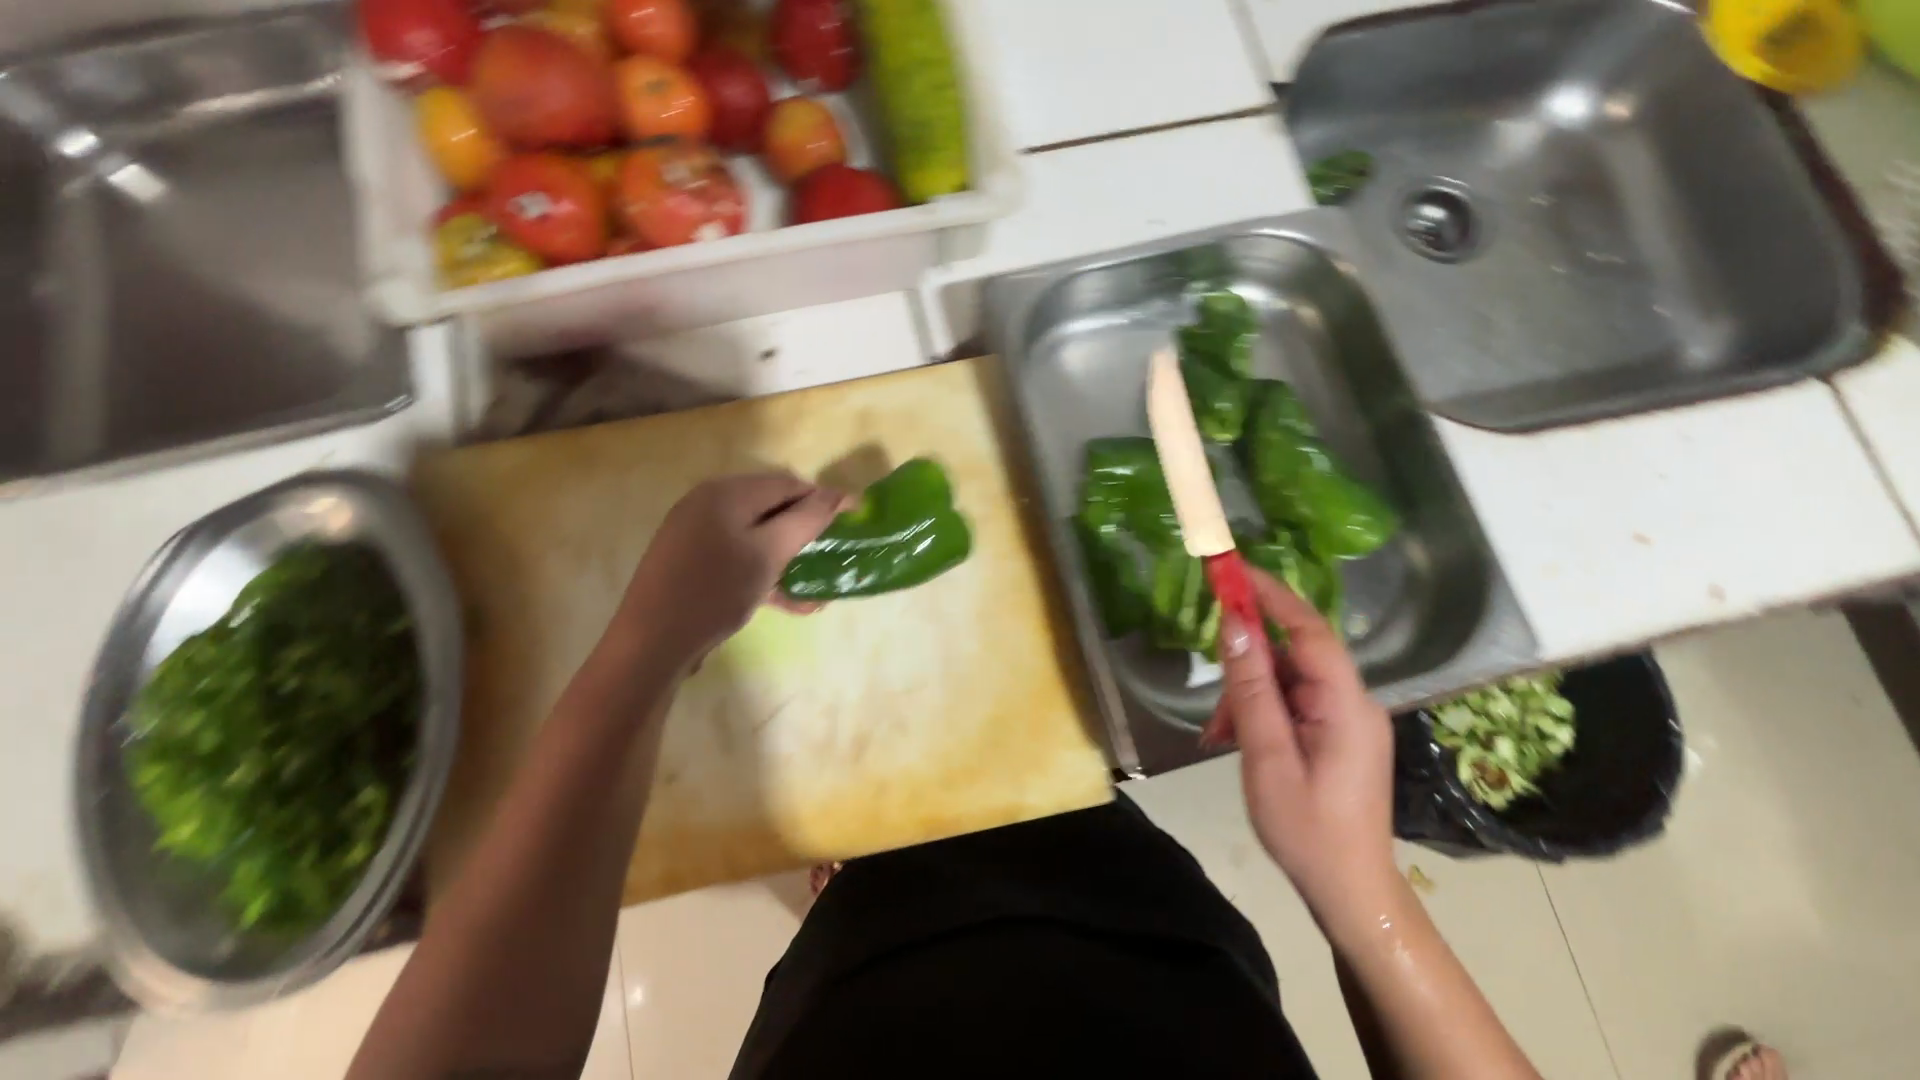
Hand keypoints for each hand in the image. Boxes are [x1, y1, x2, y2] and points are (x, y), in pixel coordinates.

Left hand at [615, 471, 845, 668]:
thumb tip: (838, 494)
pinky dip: (764, 573)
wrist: (651, 642)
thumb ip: (806, 520)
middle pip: (772, 508)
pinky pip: (738, 557)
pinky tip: (789, 602)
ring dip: (789, 559)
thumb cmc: (715, 591)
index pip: (789, 484)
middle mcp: (707, 504)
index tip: (855, 519)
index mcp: (726, 492)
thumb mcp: (768, 554)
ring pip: (756, 537)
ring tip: (818, 589)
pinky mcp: (690, 563)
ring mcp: (695, 534)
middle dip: (806, 532)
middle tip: (834, 556)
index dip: (824, 499)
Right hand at [1206, 570, 1398, 919]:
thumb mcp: (1267, 757)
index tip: (1231, 570)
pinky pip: (1295, 704)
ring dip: (1250, 696)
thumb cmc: (1307, 829)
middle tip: (1215, 700)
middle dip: (1248, 665)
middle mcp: (1354, 701)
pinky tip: (1236, 740)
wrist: (1349, 890)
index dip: (1270, 594)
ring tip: (1222, 735)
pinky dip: (1262, 713)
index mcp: (1346, 703)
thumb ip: (1251, 689)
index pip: (1308, 628)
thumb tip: (1234, 626)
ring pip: (1290, 681)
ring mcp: (1348, 719)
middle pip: (1295, 654)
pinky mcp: (1339, 735)